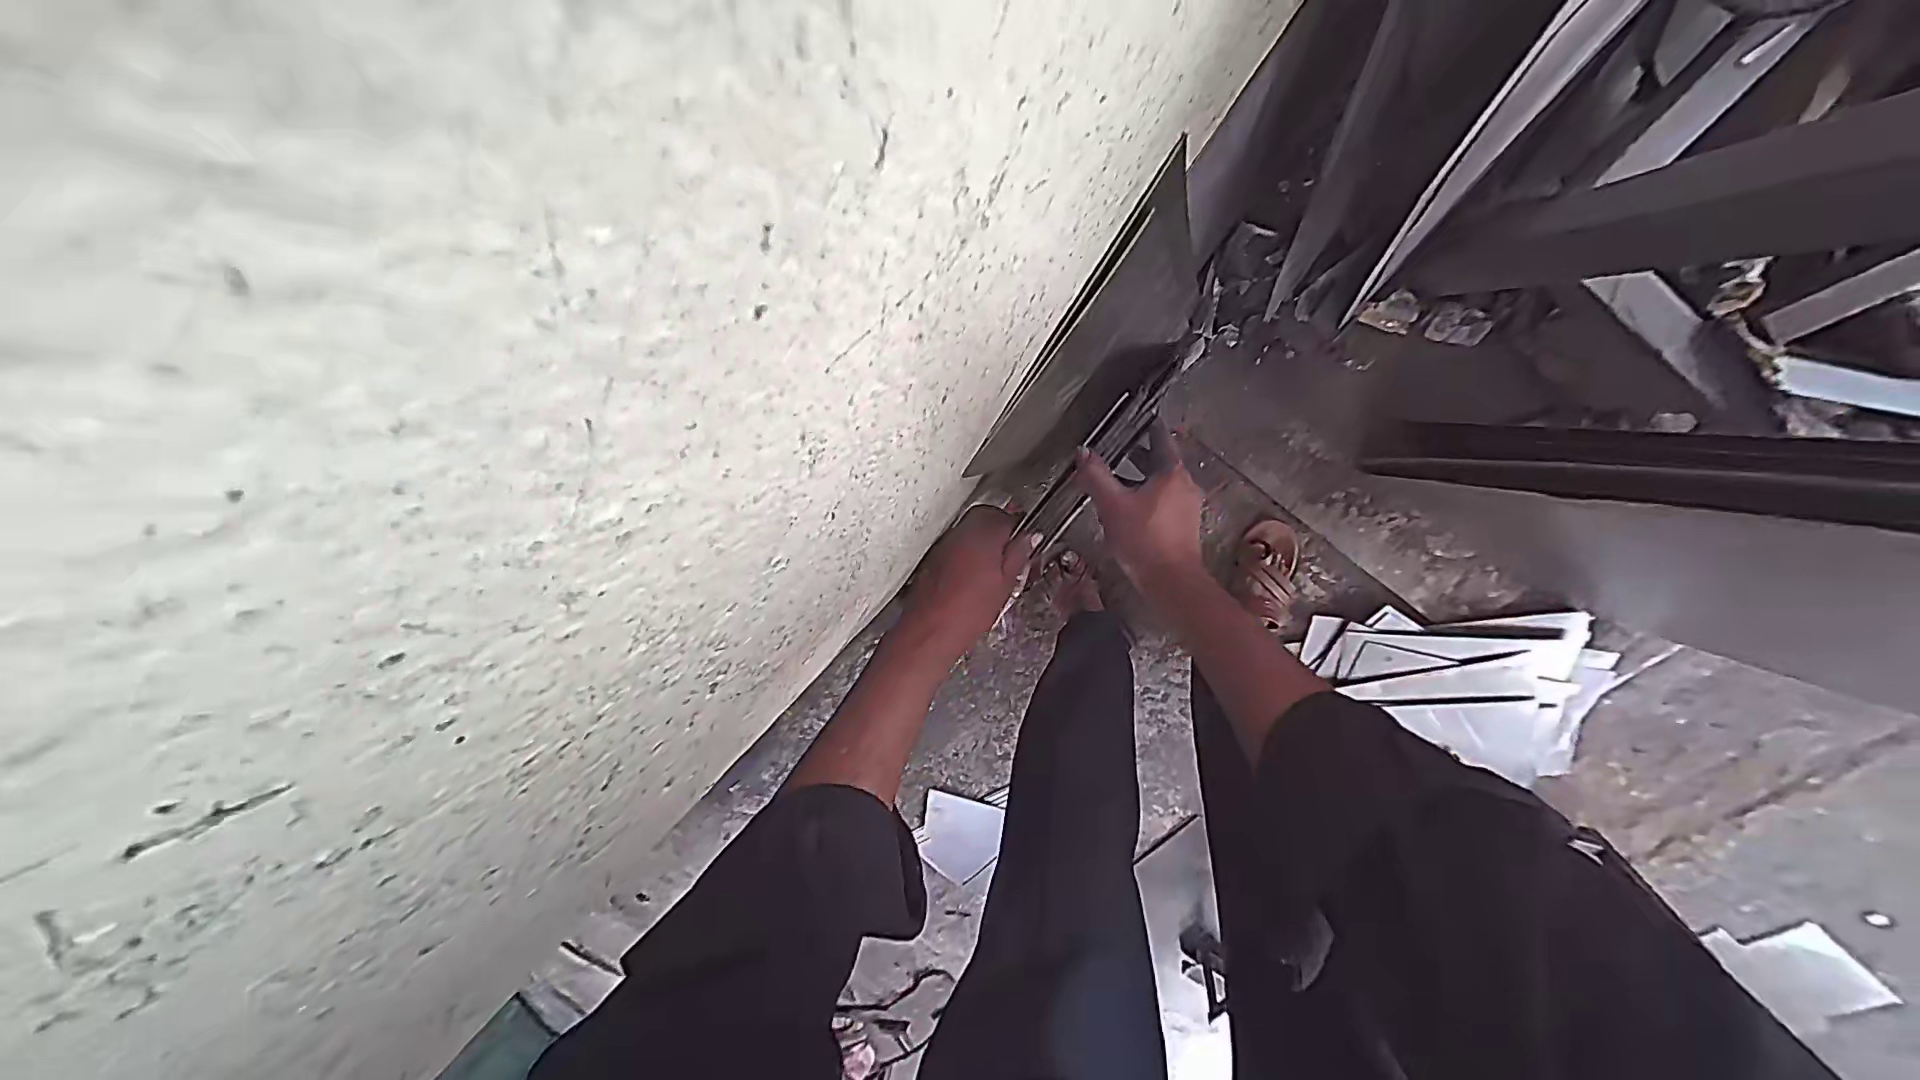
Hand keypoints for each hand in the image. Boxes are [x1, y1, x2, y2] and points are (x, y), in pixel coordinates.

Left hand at [896, 505, 1038, 660]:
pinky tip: (975, 574)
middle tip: (1014, 548)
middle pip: (986, 515)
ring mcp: (945, 543)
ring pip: (969, 528)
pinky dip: (967, 551)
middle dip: (1001, 528)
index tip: (1028, 539)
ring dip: (984, 539)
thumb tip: (1030, 539)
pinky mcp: (934, 556)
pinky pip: (957, 543)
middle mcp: (961, 533)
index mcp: (984, 535)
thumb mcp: (1006, 585)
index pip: (1008, 517)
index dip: (1022, 528)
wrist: (929, 630)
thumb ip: (1019, 556)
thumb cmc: (965, 613)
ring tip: (995, 566)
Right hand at [1075, 422, 1206, 601]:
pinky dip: (1148, 496)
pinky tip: (1129, 508)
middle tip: (1121, 449)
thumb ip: (1096, 476)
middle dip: (1140, 455)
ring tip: (1119, 481)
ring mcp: (1187, 506)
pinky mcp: (1184, 526)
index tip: (1138, 420)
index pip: (1161, 439)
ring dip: (1142, 478)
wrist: (1171, 581)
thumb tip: (1083, 452)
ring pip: (1163, 483)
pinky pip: (1165, 501)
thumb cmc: (1143, 539)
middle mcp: (1185, 485)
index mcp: (1172, 473)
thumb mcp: (1112, 505)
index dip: (1148, 428)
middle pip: (1162, 462)